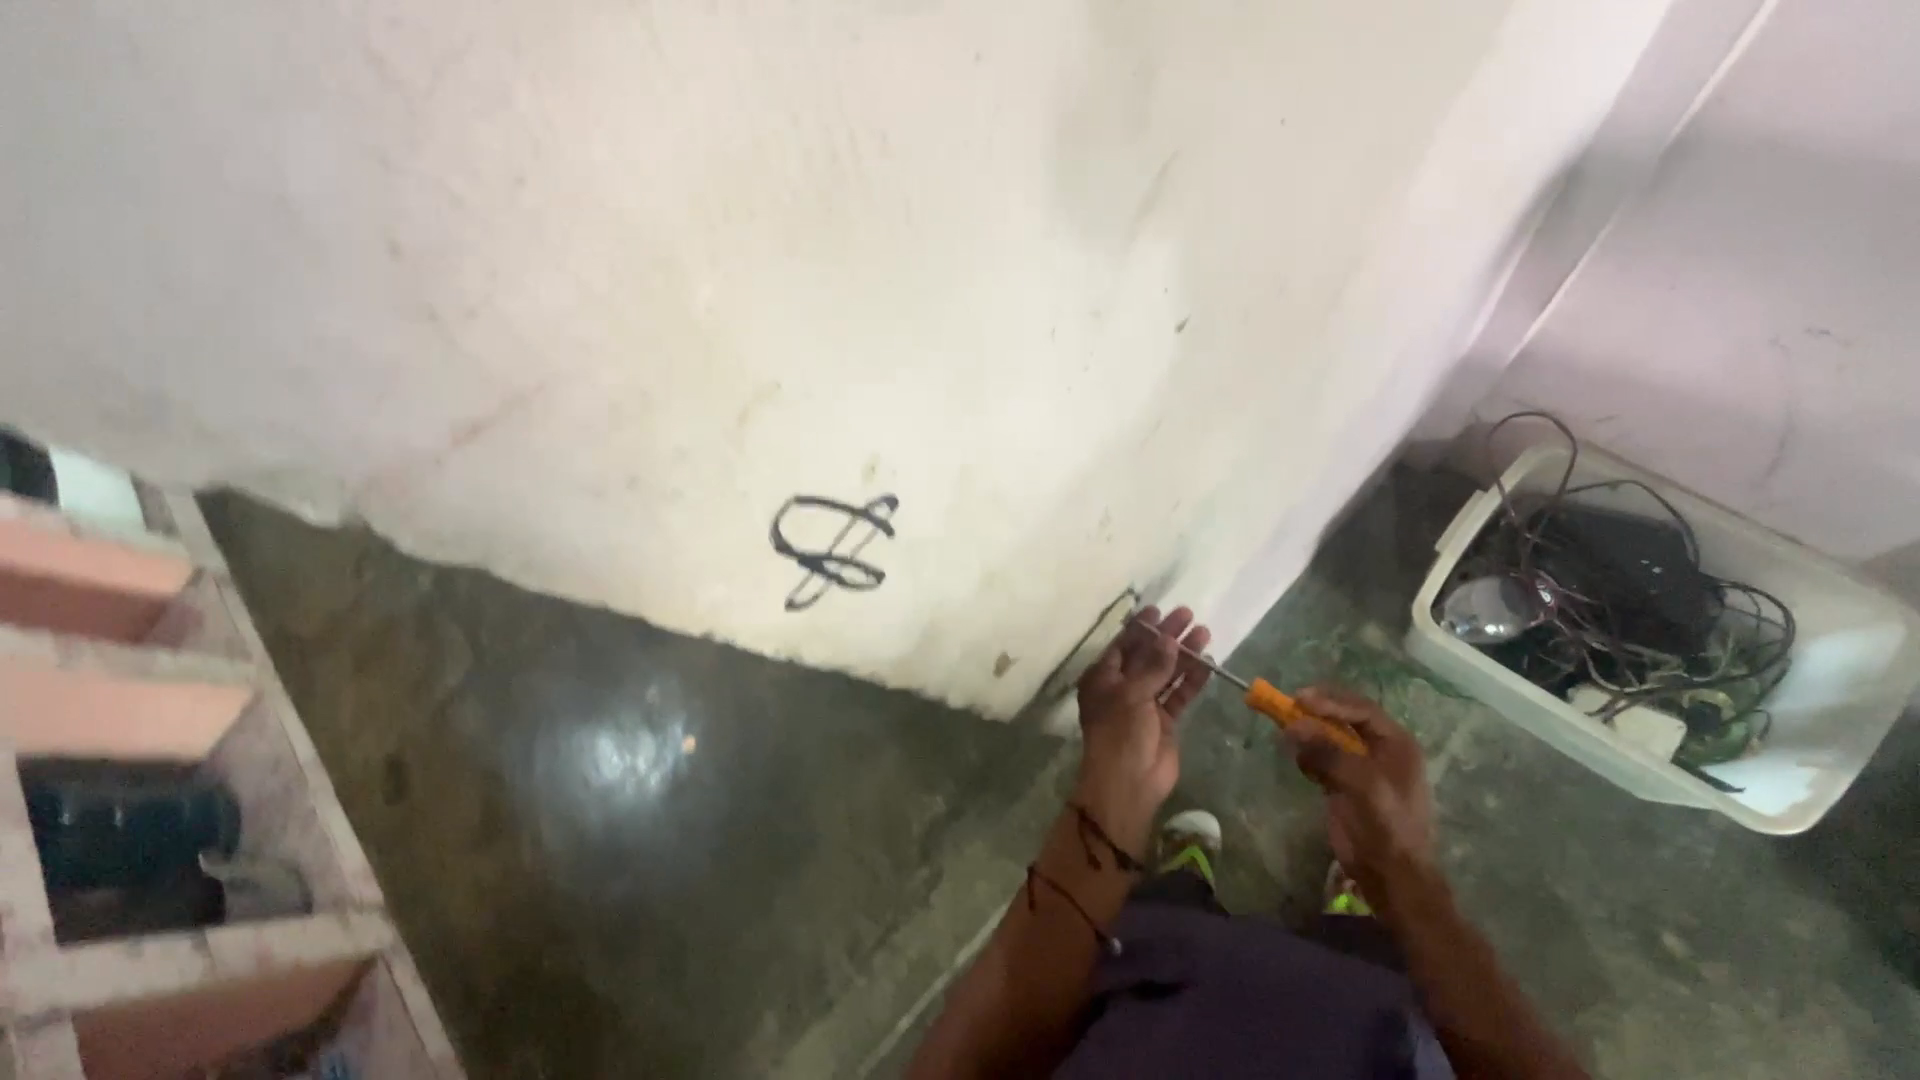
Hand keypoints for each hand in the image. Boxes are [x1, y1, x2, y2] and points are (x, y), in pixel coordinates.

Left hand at [1073, 606, 1212, 839]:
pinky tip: (1208, 663)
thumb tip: (1169, 638)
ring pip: (1166, 673)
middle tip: (1189, 615)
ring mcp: (1144, 704)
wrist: (1128, 782)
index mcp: (1102, 678)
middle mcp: (1122, 687)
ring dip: (1184, 655)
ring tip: (1205, 633)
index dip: (1141, 627)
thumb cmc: (1119, 733)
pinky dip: (1192, 680)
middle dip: (1167, 636)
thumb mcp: (1132, 694)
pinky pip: (1179, 694)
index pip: (1123, 645)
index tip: (1160, 610)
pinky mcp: (1164, 720)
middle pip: (1147, 655)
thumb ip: (1153, 665)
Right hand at [1289, 686, 1435, 900]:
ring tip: (1288, 732)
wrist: (1392, 875)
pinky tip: (1301, 762)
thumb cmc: (1387, 827)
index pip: (1361, 709)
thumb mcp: (1362, 785)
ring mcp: (1361, 768)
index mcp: (1397, 744)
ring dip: (1309, 732)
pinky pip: (1322, 759)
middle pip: (1345, 718)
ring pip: (1330, 737)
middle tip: (1289, 706)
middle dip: (1317, 711)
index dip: (1330, 700)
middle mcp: (1380, 750)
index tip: (1299, 699)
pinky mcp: (1343, 785)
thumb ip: (1329, 752)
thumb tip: (1292, 725)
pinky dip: (1308, 756)